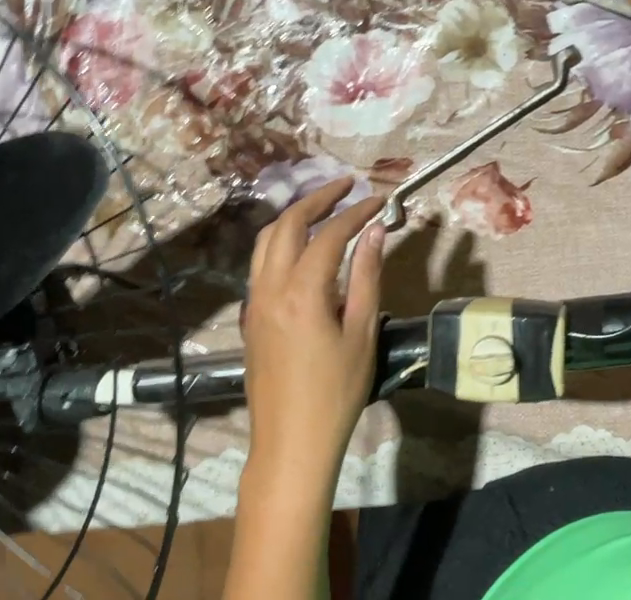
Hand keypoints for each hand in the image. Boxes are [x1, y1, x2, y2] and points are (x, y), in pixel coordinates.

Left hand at [242, 177, 385, 478]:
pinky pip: (261, 264)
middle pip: (286, 225)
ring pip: (265, 242)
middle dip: (317, 199)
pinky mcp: (250, 318)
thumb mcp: (361, 333)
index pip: (329, 233)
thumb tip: (374, 232)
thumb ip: (366, 276)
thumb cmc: (336, 392)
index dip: (356, 211)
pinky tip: (304, 249)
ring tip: (324, 207)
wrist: (291, 444)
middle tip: (347, 187)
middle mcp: (269, 288)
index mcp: (301, 292)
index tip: (380, 199)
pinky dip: (281, 242)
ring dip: (293, 217)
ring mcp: (254, 303)